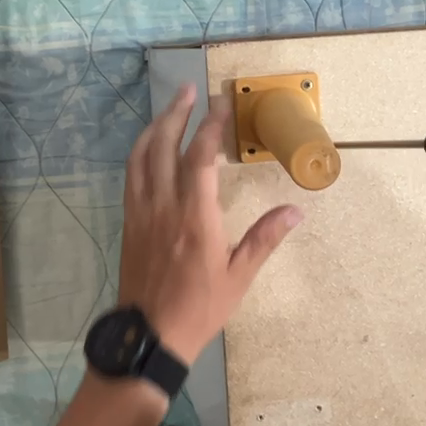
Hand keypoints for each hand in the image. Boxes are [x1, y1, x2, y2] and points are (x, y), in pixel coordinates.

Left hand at [117, 82, 302, 364]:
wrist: (149, 335)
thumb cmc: (199, 307)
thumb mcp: (239, 277)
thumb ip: (264, 238)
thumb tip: (296, 210)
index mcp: (195, 216)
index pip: (200, 157)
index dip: (210, 126)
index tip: (220, 104)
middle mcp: (163, 205)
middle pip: (164, 145)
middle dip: (176, 113)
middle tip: (188, 90)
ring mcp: (141, 210)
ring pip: (141, 156)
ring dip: (154, 127)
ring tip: (169, 109)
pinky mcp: (129, 220)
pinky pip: (130, 175)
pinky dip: (140, 152)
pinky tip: (149, 146)